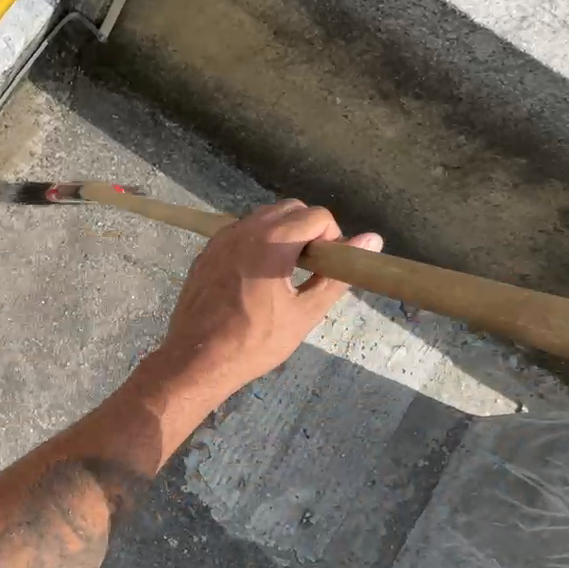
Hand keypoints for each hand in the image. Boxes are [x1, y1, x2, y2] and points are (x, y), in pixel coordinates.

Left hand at [150, 200, 380, 400]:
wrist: (196, 358)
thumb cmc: (254, 341)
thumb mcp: (305, 312)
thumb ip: (337, 274)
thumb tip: (372, 240)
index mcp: (270, 241)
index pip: (316, 215)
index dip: (331, 236)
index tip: (327, 265)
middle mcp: (241, 231)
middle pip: (289, 209)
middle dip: (307, 230)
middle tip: (310, 267)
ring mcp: (218, 240)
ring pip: (261, 218)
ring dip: (281, 234)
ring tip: (284, 273)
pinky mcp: (205, 253)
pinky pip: (238, 233)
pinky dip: (255, 243)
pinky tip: (256, 277)